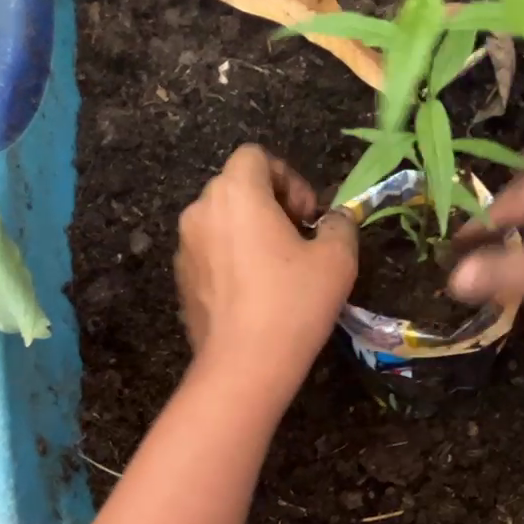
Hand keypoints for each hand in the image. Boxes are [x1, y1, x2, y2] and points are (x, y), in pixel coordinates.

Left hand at [175, 145, 357, 403]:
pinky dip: (232, 266)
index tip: (308, 218)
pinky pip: (211, 259)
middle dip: (270, 208)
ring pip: (222, 225)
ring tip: (277, 275)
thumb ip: (340, 227)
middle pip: (236, 189)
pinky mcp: (182, 283)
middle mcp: (201, 211)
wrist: (245, 366)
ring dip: (250, 237)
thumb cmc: (293, 305)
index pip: (256, 156)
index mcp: (236, 193)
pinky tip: (255, 300)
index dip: (288, 179)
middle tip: (298, 245)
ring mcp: (185, 249)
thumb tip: (336, 221)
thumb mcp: (337, 261)